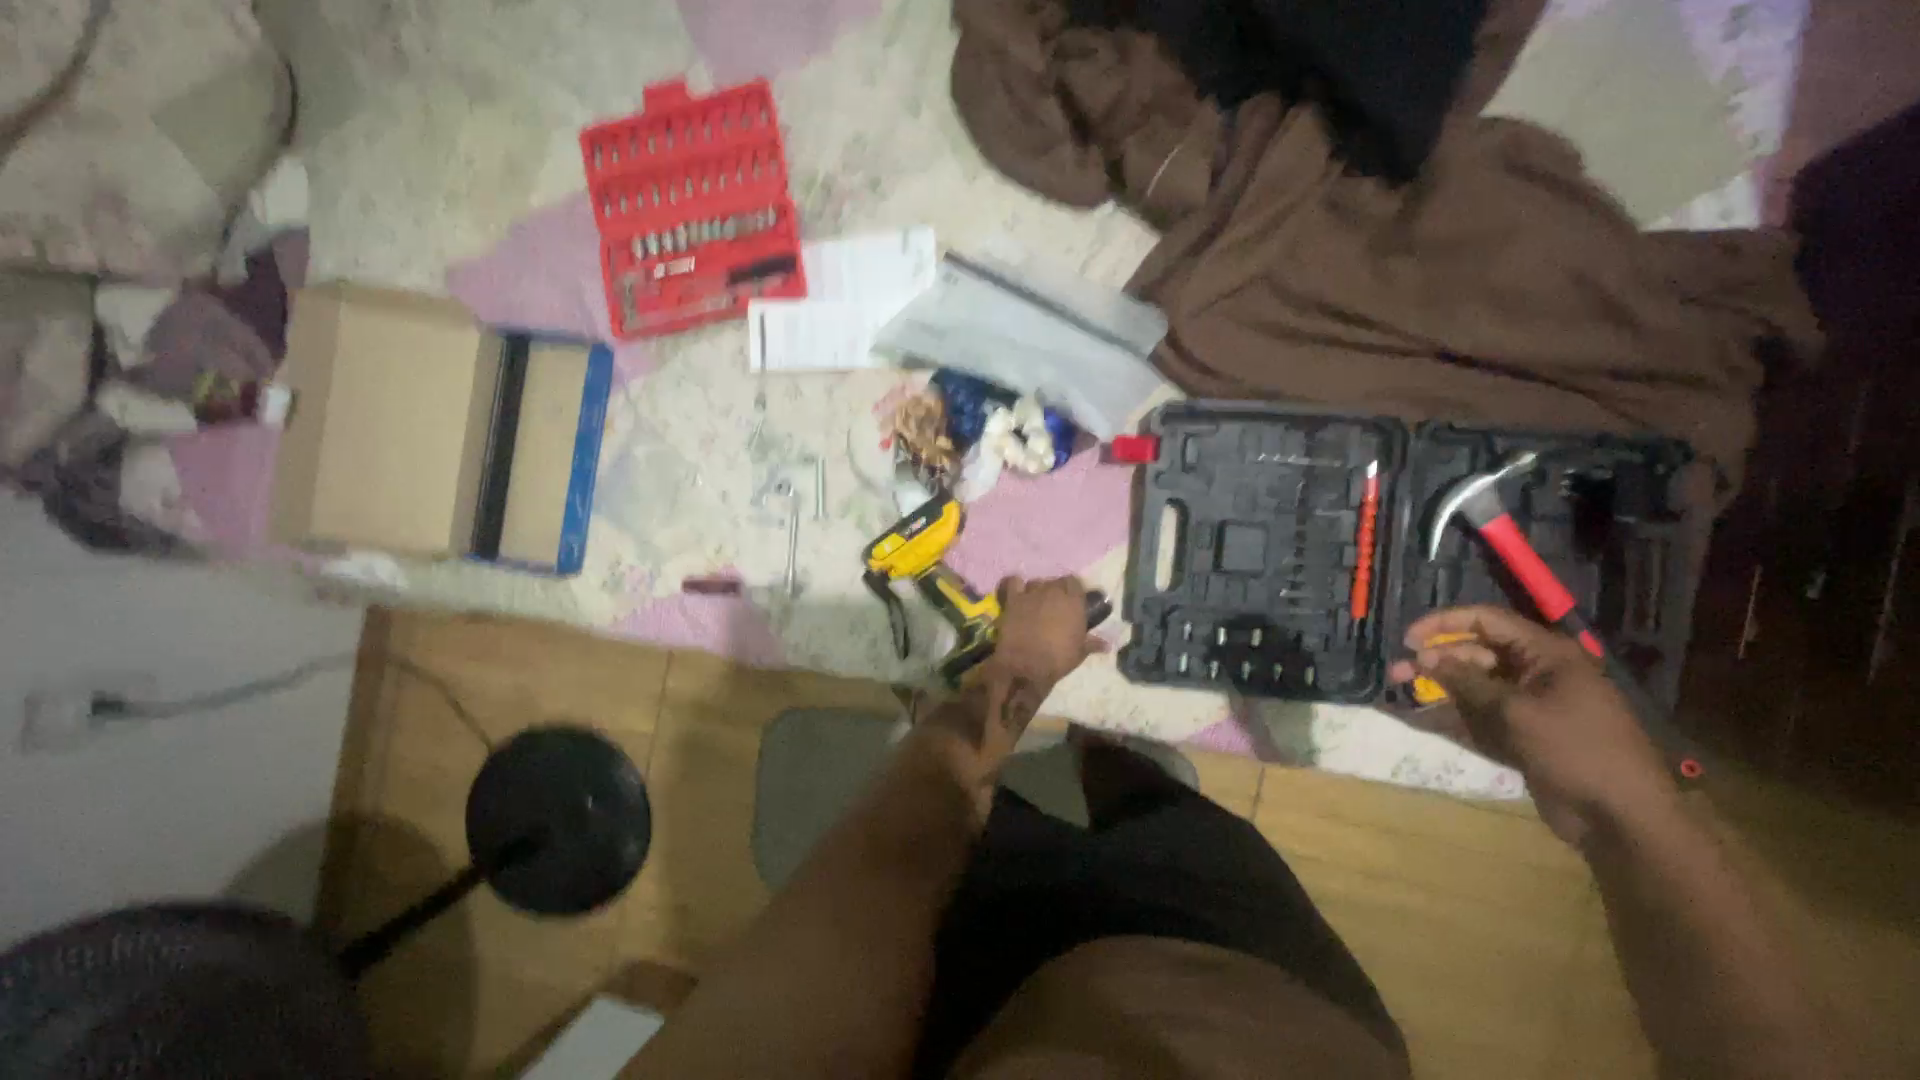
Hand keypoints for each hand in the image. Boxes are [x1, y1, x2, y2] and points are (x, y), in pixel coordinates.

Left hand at [987, 576, 1104, 690]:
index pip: (1075, 582)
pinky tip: (1015, 592)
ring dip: (1037, 591)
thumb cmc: (1058, 659)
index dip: (1073, 590)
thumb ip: (1092, 643)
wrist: (1026, 665)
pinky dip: (1014, 584)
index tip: (1072, 601)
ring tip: (1035, 604)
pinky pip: (1012, 582)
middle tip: (1054, 606)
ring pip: (1036, 583)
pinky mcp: (1012, 599)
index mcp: (1074, 601)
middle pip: (1055, 582)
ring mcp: (1031, 593)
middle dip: (1055, 591)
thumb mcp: (1079, 653)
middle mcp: (1053, 591)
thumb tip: (1107, 645)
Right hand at [1387, 605, 1678, 844]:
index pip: (1486, 622)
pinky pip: (1480, 716)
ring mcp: (1530, 705)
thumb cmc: (1575, 750)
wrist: (1620, 816)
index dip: (1444, 624)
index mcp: (1546, 654)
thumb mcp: (1516, 711)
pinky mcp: (1523, 734)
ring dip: (1439, 687)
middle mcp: (1537, 672)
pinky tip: (1420, 717)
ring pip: (1474, 686)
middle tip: (1397, 672)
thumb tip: (1424, 657)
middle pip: (1476, 653)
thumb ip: (1467, 682)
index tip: (1407, 639)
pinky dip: (1452, 715)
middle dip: (1436, 659)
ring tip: (1400, 690)